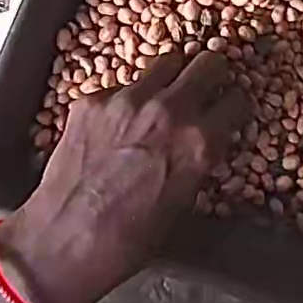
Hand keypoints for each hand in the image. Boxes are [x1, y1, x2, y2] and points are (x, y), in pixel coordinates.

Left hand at [0, 49, 246, 302]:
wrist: (66, 240)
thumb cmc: (128, 238)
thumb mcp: (184, 202)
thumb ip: (199, 161)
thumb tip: (203, 142)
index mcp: (199, 142)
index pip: (237, 101)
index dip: (235, 105)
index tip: (229, 108)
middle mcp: (169, 111)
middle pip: (209, 64)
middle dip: (212, 74)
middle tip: (206, 84)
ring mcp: (128, 99)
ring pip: (166, 62)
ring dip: (172, 76)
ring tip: (164, 94)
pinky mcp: (94, 99)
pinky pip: (121, 85)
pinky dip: (126, 98)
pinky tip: (117, 123)